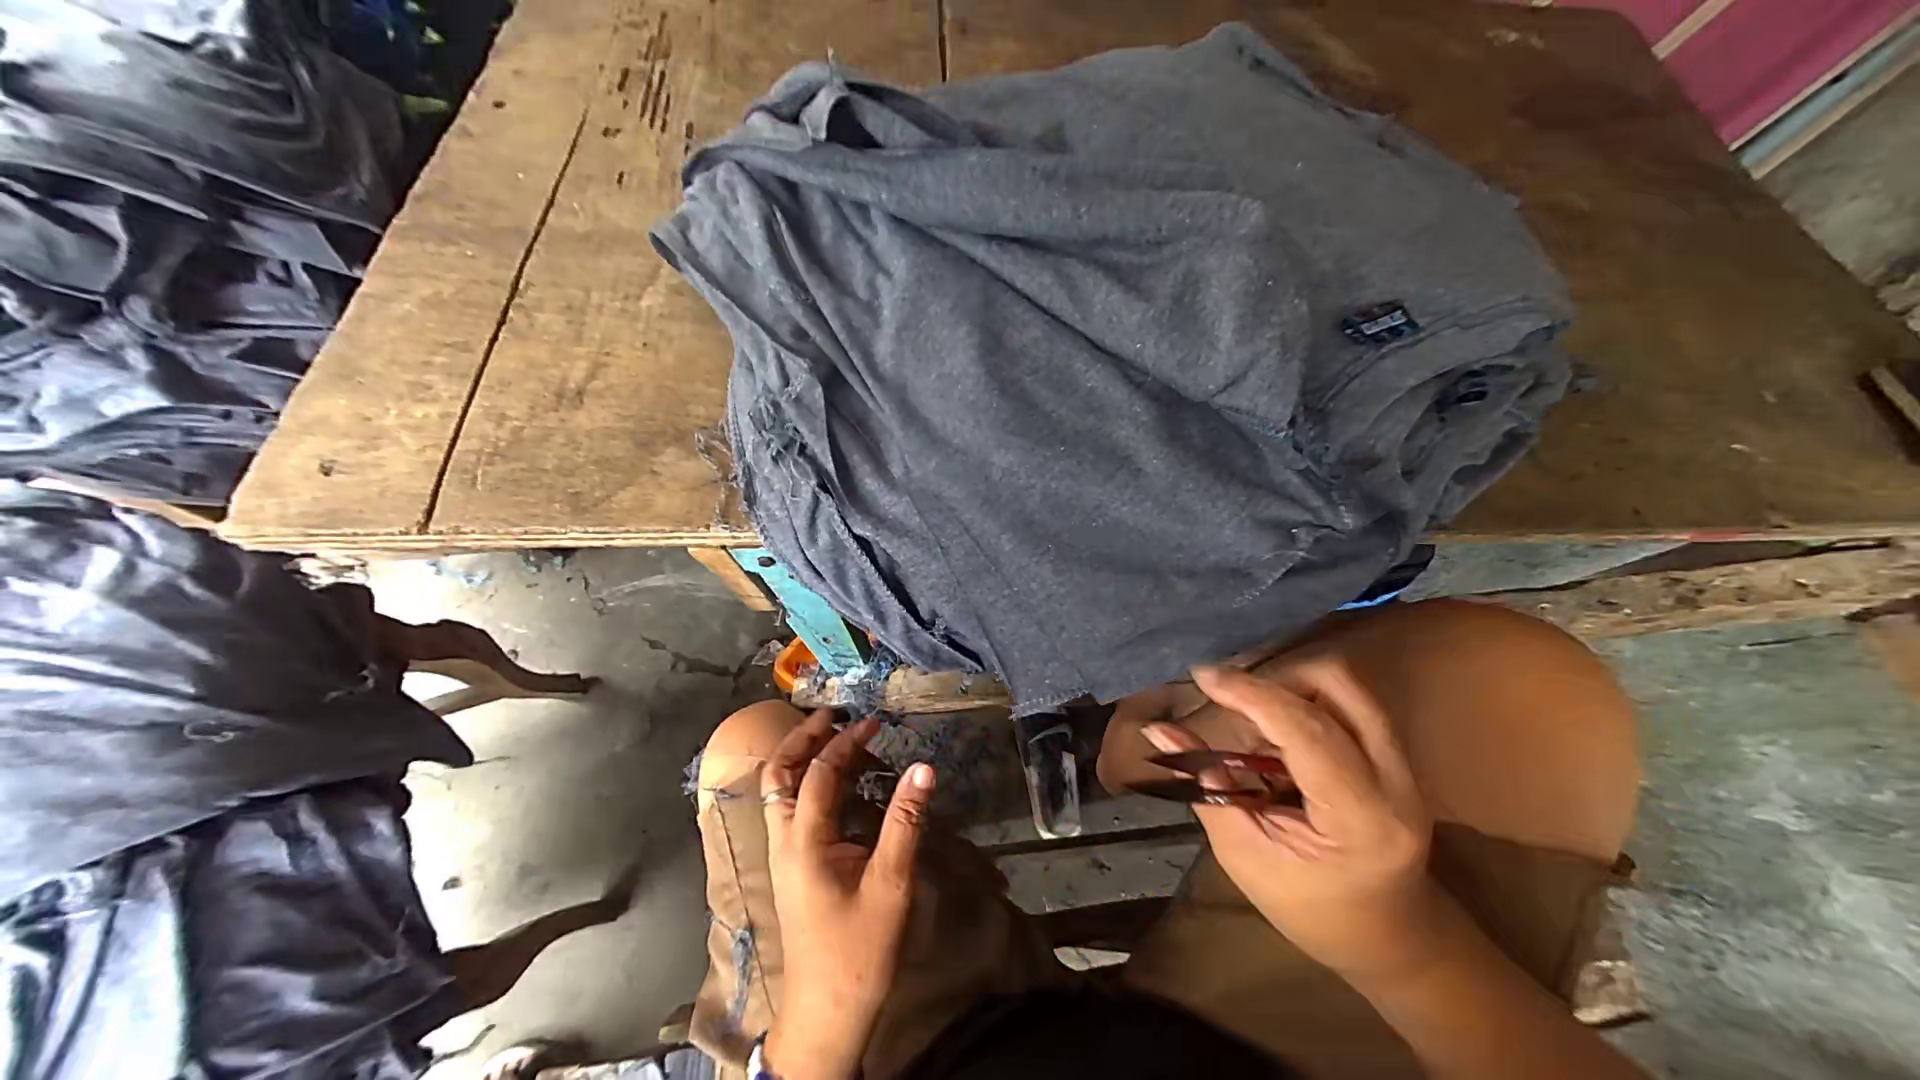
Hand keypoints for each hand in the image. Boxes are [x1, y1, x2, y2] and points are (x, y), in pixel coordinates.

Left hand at [760, 710, 934, 1079]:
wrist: (827, 1013)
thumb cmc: (859, 951)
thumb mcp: (890, 884)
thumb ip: (905, 822)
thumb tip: (924, 769)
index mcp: (803, 842)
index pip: (819, 774)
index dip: (846, 743)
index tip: (874, 724)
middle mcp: (783, 841)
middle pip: (779, 775)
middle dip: (802, 739)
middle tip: (833, 715)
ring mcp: (783, 855)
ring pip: (779, 792)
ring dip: (801, 759)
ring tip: (832, 738)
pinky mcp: (792, 867)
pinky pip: (791, 811)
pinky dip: (808, 784)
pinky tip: (837, 785)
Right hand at [1144, 661, 1437, 981]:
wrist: (1389, 939)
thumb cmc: (1311, 910)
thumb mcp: (1245, 855)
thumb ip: (1207, 786)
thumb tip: (1160, 731)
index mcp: (1359, 816)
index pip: (1306, 729)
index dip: (1250, 694)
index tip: (1202, 677)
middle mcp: (1395, 780)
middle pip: (1339, 684)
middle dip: (1278, 680)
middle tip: (1235, 705)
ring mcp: (1405, 766)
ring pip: (1344, 687)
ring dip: (1290, 692)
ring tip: (1255, 736)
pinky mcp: (1396, 758)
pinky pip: (1346, 705)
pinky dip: (1303, 707)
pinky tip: (1279, 748)